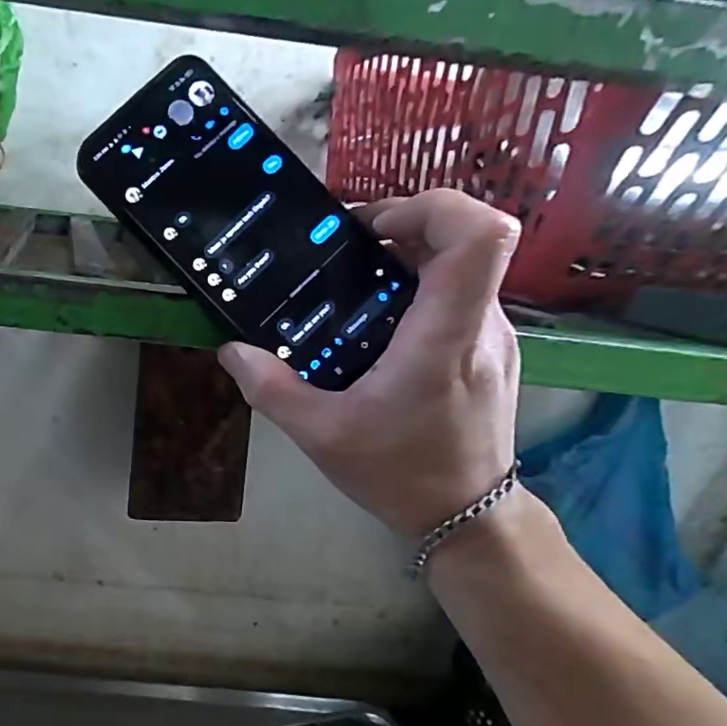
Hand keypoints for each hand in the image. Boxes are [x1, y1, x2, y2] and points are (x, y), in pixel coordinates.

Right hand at [218, 188, 521, 539]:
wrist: (468, 518)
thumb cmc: (402, 474)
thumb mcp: (322, 435)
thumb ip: (272, 390)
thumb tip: (233, 352)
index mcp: (445, 335)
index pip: (479, 234)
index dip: (430, 207)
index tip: (372, 228)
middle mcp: (482, 323)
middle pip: (465, 238)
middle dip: (402, 227)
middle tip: (344, 252)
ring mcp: (493, 335)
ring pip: (461, 266)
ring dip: (408, 258)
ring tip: (353, 287)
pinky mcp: (490, 350)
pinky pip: (458, 294)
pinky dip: (418, 289)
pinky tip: (376, 325)